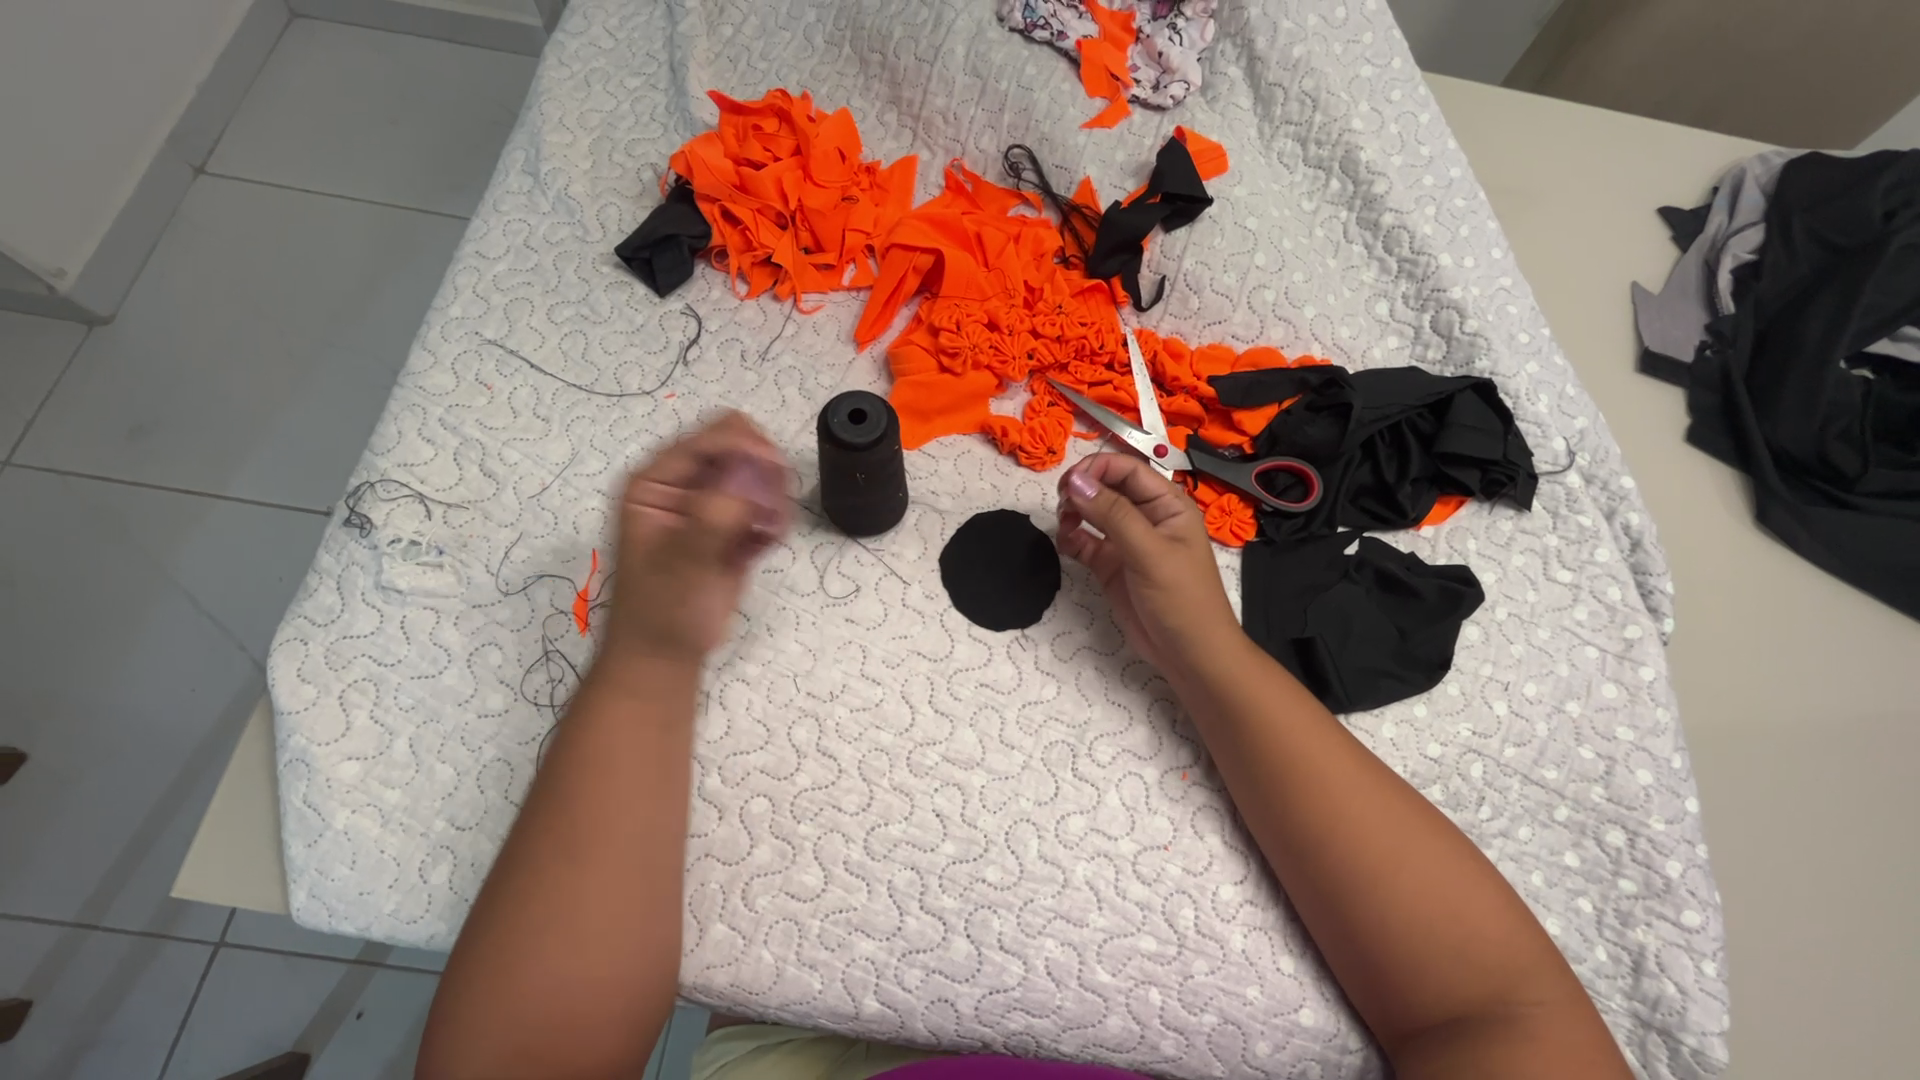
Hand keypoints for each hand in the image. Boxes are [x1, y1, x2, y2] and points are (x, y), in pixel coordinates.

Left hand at [603, 411, 791, 666]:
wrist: (664, 656)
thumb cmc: (662, 611)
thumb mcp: (683, 562)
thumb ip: (713, 515)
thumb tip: (751, 473)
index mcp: (656, 482)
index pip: (706, 440)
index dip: (745, 446)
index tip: (777, 471)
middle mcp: (682, 486)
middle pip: (738, 448)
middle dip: (763, 473)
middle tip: (772, 512)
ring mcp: (709, 506)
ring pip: (758, 475)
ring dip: (774, 498)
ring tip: (768, 533)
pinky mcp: (732, 528)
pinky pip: (765, 505)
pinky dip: (774, 520)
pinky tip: (766, 545)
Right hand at [1057, 453, 1240, 679]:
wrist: (1189, 654)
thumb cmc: (1182, 599)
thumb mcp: (1150, 552)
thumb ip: (1113, 515)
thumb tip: (1076, 481)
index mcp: (1167, 504)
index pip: (1128, 470)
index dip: (1097, 469)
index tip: (1068, 484)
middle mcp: (1146, 517)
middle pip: (1107, 487)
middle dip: (1082, 490)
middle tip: (1062, 505)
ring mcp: (1127, 542)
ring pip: (1092, 513)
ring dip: (1073, 512)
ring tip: (1064, 525)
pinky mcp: (1111, 566)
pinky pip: (1085, 542)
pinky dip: (1071, 539)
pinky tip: (1066, 545)